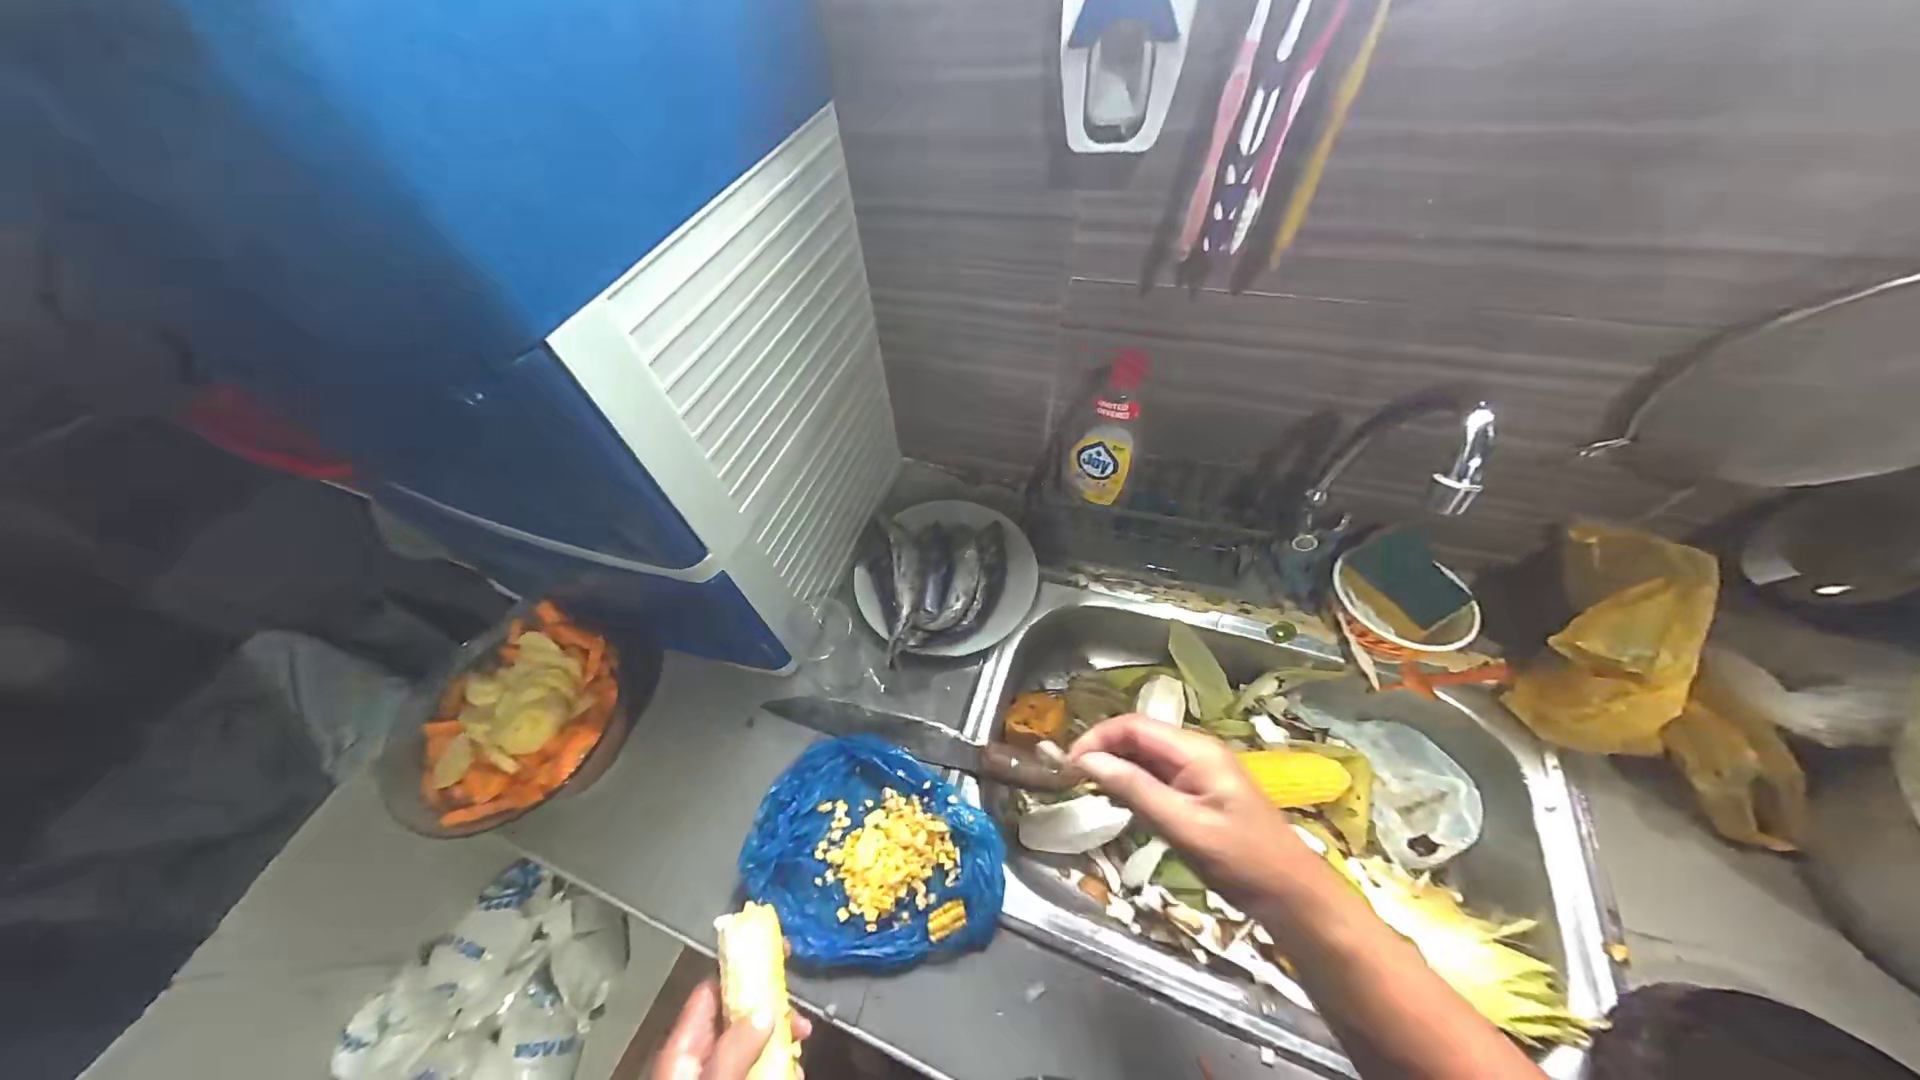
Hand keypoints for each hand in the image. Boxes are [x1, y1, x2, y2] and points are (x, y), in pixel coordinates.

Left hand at [649, 978, 812, 1079]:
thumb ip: (736, 1048)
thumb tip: (765, 1007)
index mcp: (683, 1049)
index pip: (712, 990)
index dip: (745, 968)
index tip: (783, 956)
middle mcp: (694, 1062)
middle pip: (735, 1017)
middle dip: (772, 1013)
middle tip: (803, 1023)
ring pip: (747, 1047)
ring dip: (777, 1044)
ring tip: (801, 1054)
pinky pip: (749, 1072)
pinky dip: (772, 1069)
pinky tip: (790, 1074)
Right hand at [1068, 714, 1314, 906]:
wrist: (1292, 895)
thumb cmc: (1241, 859)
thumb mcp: (1182, 825)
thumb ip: (1134, 789)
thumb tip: (1087, 760)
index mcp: (1195, 750)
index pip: (1133, 726)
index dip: (1097, 739)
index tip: (1070, 765)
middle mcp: (1195, 750)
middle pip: (1137, 736)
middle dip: (1103, 750)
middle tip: (1074, 778)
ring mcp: (1199, 769)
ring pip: (1145, 755)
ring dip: (1116, 766)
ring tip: (1090, 789)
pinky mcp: (1199, 789)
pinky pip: (1157, 774)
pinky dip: (1133, 782)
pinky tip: (1120, 801)